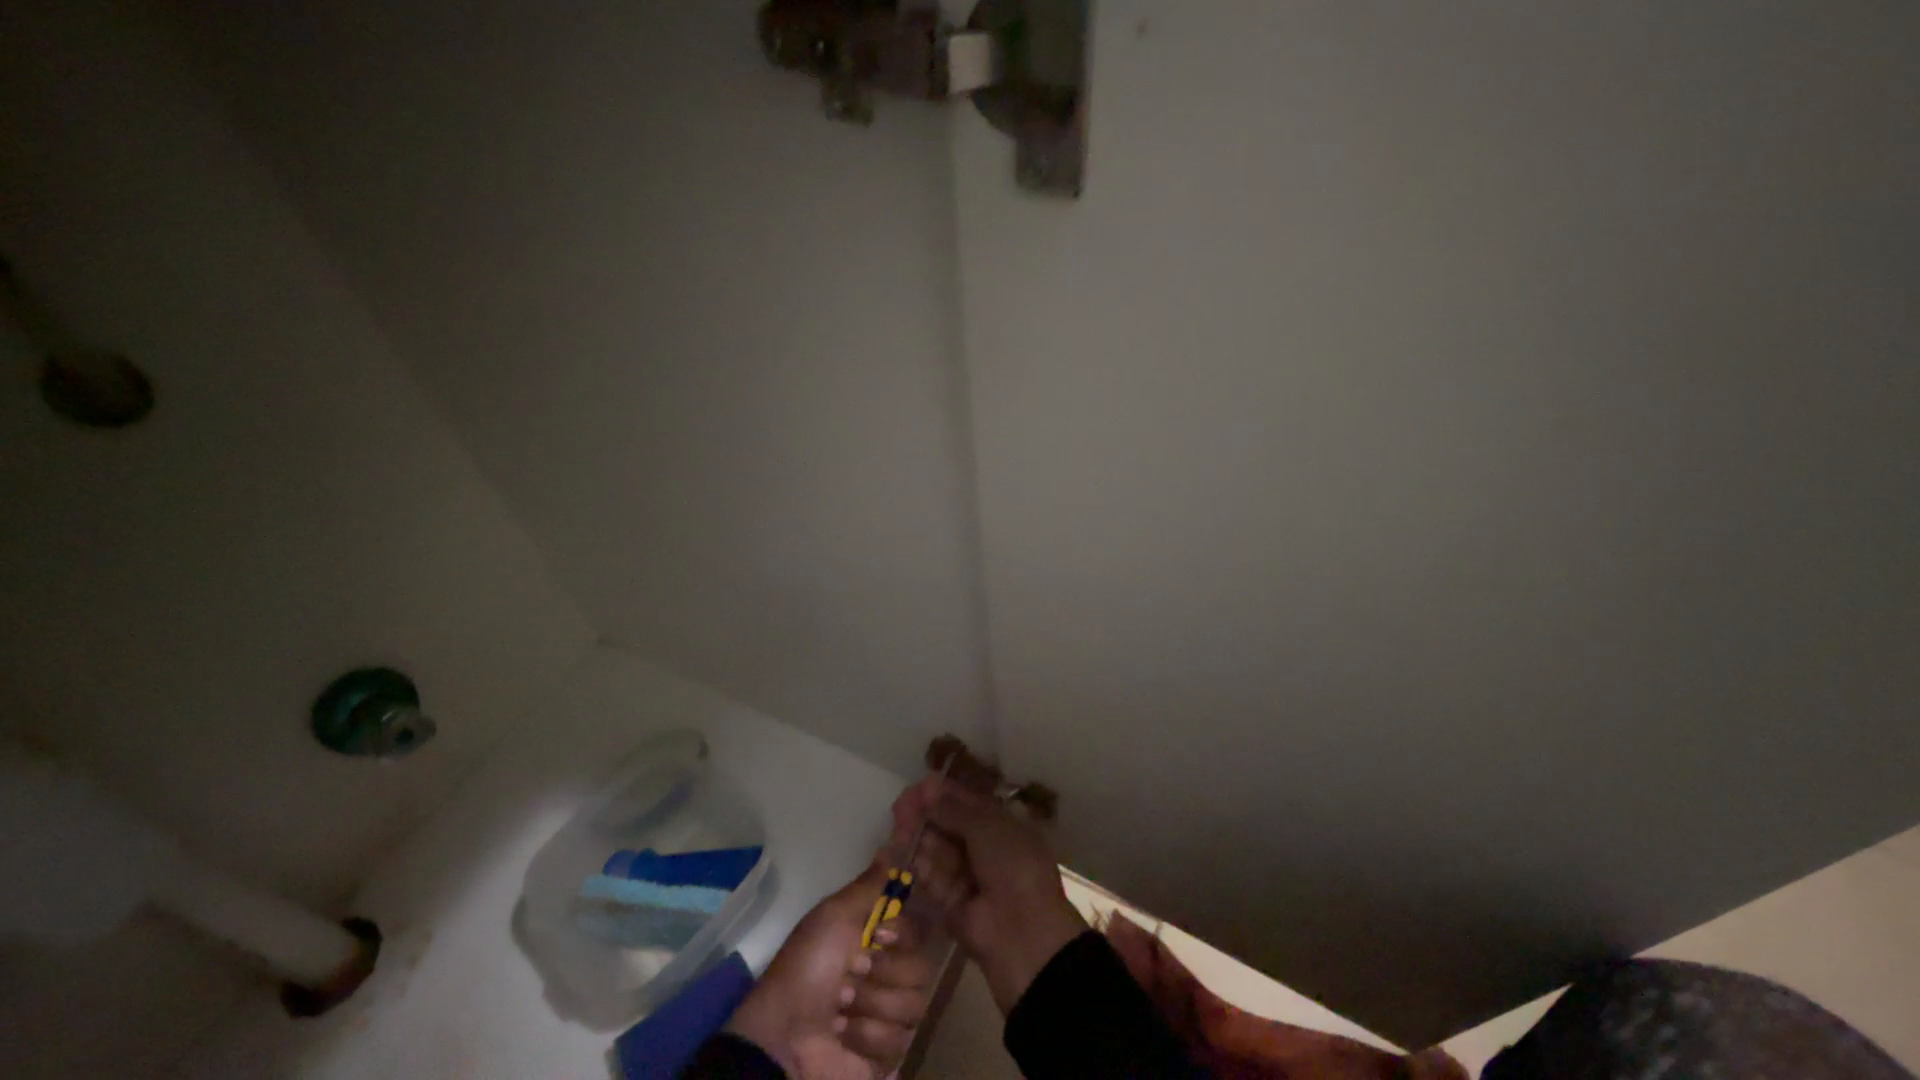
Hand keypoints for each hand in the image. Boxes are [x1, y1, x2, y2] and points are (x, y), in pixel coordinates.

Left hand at [725, 862, 936, 1079]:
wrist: (784, 1038)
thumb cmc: (806, 971)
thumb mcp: (832, 917)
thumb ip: (869, 886)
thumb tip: (893, 846)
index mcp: (872, 942)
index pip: (917, 931)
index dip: (901, 935)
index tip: (878, 937)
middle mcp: (882, 976)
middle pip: (920, 969)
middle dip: (884, 975)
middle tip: (850, 979)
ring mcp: (885, 1016)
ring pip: (913, 1006)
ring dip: (872, 1009)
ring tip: (841, 1013)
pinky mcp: (884, 1054)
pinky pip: (901, 1041)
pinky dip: (867, 1039)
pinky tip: (844, 1037)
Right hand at [892, 778, 1087, 1013]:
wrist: (1024, 934)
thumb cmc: (1013, 868)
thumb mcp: (989, 829)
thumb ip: (955, 810)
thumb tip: (929, 788)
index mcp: (1004, 828)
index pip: (968, 804)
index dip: (944, 794)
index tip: (918, 786)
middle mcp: (985, 849)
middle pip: (949, 826)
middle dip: (926, 814)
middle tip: (900, 808)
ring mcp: (968, 877)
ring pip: (938, 850)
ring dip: (918, 836)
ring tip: (897, 825)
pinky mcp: (950, 903)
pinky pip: (931, 878)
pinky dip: (914, 864)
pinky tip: (895, 851)